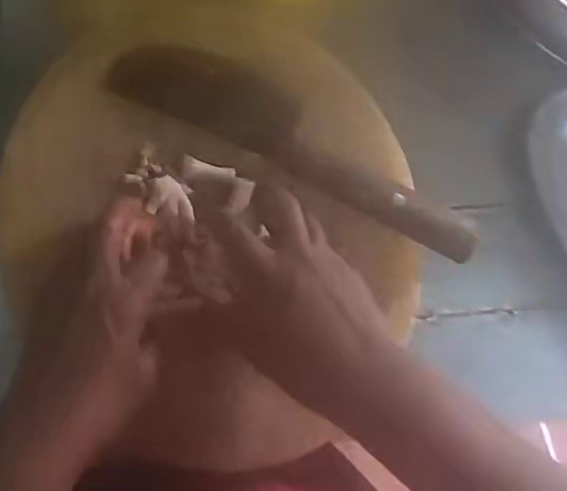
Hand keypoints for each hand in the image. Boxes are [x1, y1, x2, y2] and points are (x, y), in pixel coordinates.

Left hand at [3, 196, 169, 460]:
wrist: (43, 418)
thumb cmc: (101, 403)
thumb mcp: (144, 378)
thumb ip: (151, 342)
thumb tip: (150, 328)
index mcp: (125, 299)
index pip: (152, 257)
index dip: (165, 252)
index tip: (170, 253)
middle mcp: (95, 278)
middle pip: (111, 223)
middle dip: (130, 213)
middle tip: (144, 220)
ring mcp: (66, 280)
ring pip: (86, 234)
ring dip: (106, 229)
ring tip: (121, 242)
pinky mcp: (46, 291)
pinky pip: (70, 257)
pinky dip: (86, 253)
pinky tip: (95, 273)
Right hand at [202, 183, 399, 422]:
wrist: (368, 376)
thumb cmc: (302, 363)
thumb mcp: (251, 345)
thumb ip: (224, 315)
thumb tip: (201, 299)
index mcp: (265, 267)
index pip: (230, 226)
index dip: (210, 210)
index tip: (198, 201)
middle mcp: (295, 249)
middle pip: (280, 200)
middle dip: (263, 192)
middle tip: (252, 197)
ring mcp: (326, 255)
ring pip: (307, 215)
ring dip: (290, 213)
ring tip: (280, 224)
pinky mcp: (349, 268)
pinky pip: (325, 244)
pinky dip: (311, 244)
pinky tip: (310, 264)